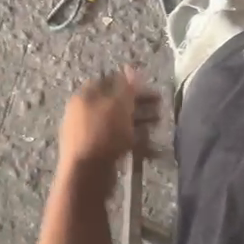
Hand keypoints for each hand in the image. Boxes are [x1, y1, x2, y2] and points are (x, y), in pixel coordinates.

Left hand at [57, 66, 160, 185]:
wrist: (86, 176)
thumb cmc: (103, 133)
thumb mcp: (120, 104)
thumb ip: (128, 85)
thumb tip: (131, 67)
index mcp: (85, 96)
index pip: (110, 80)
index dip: (131, 82)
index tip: (150, 88)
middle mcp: (84, 113)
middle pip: (117, 102)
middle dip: (140, 103)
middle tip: (160, 106)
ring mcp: (89, 134)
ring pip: (119, 122)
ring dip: (140, 121)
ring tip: (158, 124)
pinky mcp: (96, 153)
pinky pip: (118, 140)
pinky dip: (133, 140)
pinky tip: (150, 145)